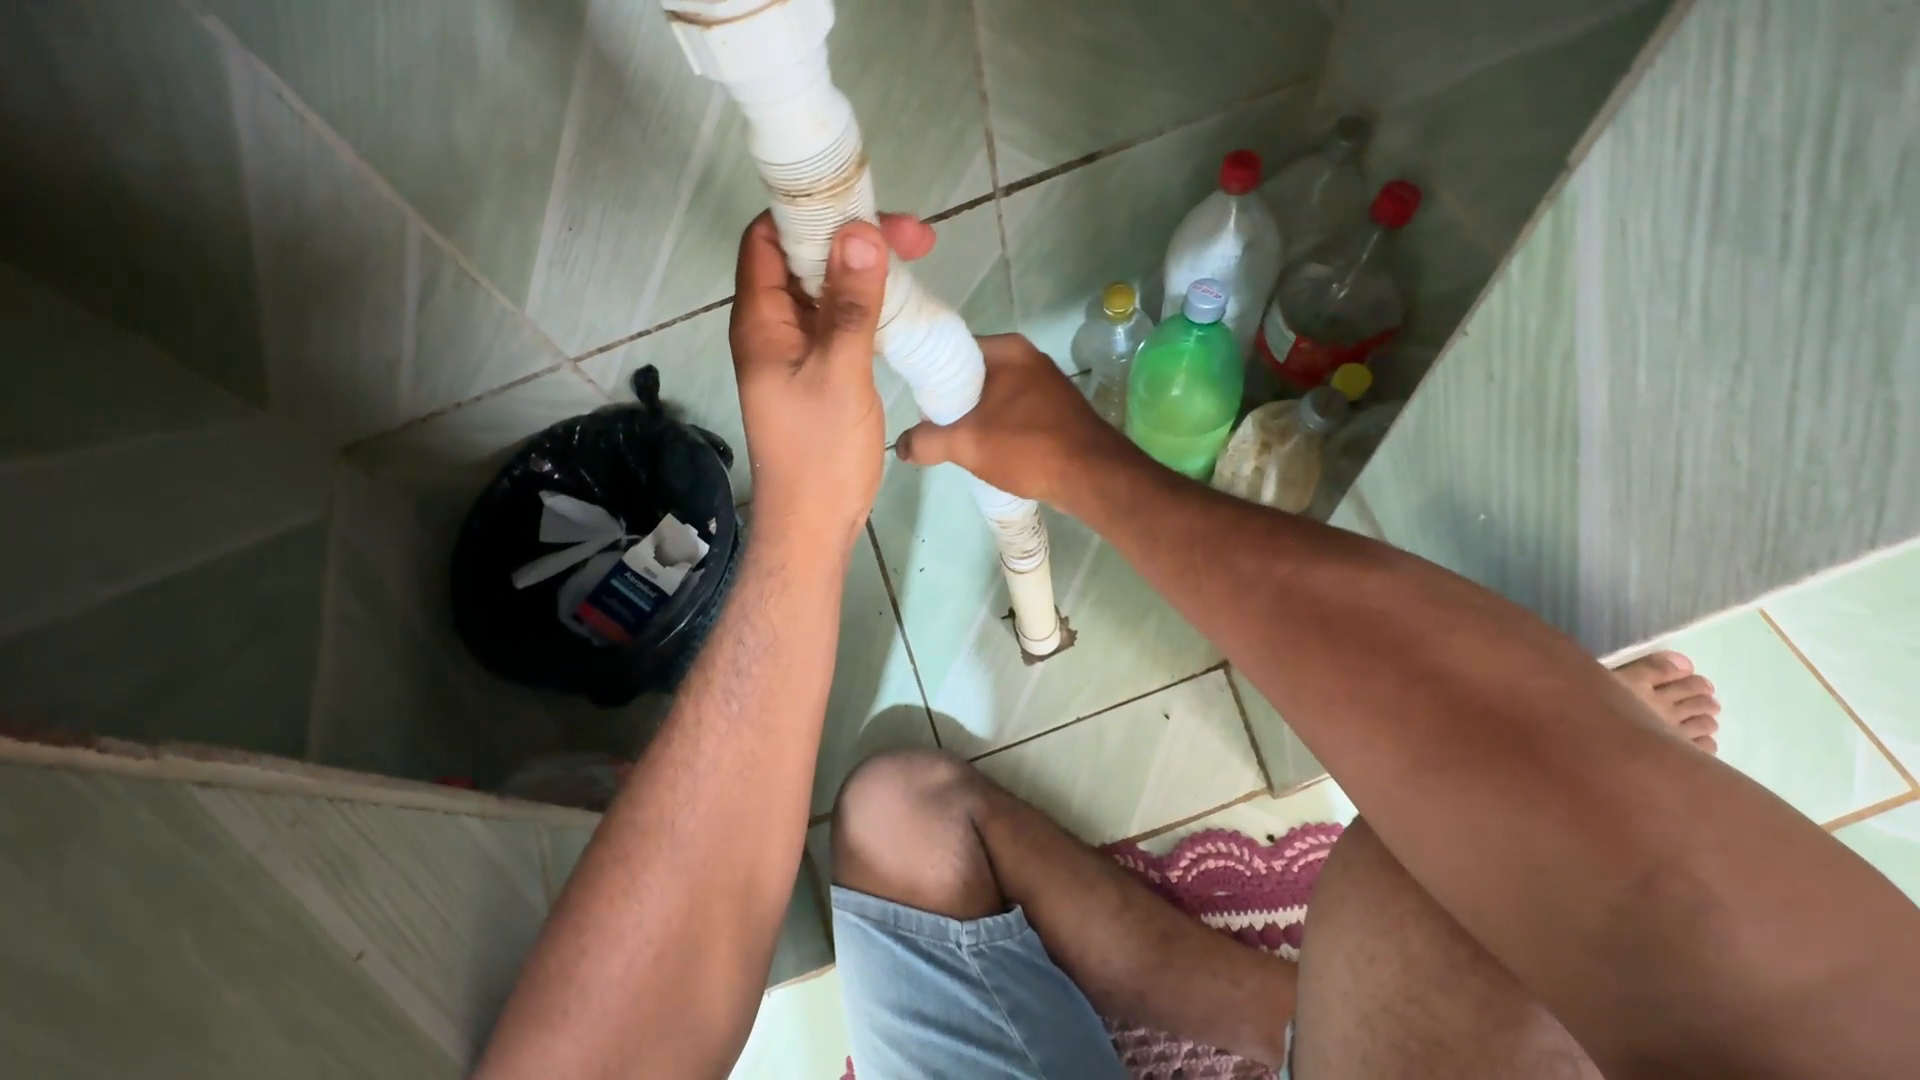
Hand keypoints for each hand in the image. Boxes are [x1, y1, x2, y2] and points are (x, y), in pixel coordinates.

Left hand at [729, 211, 935, 551]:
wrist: (814, 522)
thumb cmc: (819, 453)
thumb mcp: (838, 374)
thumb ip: (849, 305)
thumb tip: (861, 233)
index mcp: (761, 321)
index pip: (767, 239)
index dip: (809, 212)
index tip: (863, 202)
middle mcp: (775, 327)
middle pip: (804, 259)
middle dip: (852, 237)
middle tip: (915, 235)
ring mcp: (799, 350)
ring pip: (827, 289)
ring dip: (866, 269)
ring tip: (917, 256)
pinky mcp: (822, 371)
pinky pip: (842, 321)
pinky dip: (869, 304)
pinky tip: (903, 300)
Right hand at [893, 334, 1141, 506]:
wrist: (1092, 476)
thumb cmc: (1027, 447)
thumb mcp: (967, 443)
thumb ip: (927, 441)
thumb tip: (901, 446)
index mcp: (1007, 350)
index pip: (953, 349)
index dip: (930, 374)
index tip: (916, 401)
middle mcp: (1028, 358)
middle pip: (973, 374)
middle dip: (951, 401)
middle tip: (933, 427)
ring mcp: (1046, 384)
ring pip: (994, 395)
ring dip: (975, 417)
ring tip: (957, 442)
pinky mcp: (1057, 410)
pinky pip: (1014, 412)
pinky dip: (998, 427)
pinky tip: (989, 451)